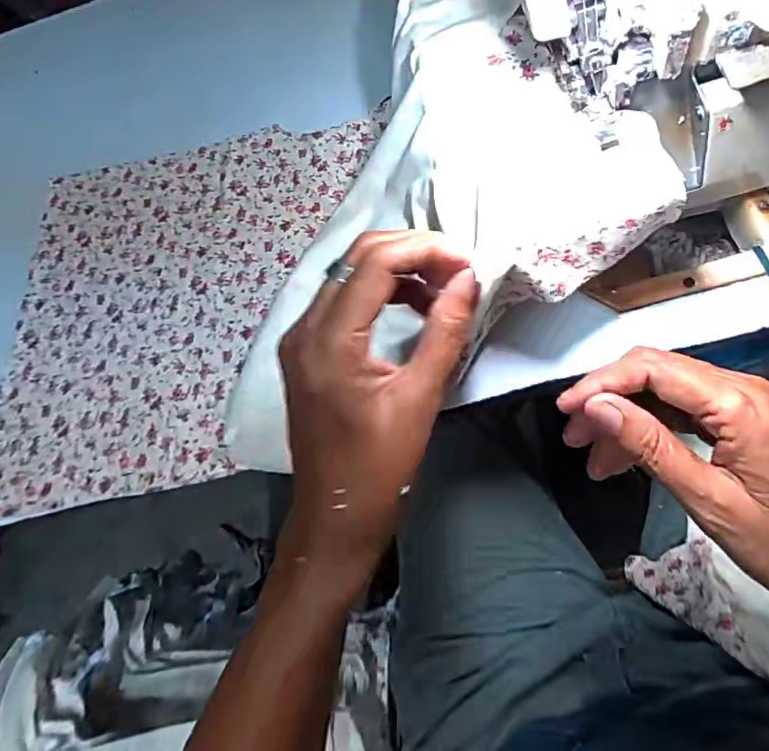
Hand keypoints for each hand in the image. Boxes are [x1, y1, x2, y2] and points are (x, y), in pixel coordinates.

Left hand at [278, 230, 478, 583]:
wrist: (334, 517)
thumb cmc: (378, 468)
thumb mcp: (420, 398)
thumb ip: (445, 331)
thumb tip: (468, 279)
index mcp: (328, 340)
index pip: (375, 264)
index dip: (424, 250)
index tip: (466, 261)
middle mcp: (304, 328)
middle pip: (357, 257)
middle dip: (411, 250)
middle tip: (457, 267)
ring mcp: (300, 337)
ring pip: (350, 273)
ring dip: (398, 268)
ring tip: (443, 285)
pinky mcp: (306, 348)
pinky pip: (344, 298)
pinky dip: (382, 290)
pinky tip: (415, 305)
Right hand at [557, 348, 768, 648]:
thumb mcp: (710, 502)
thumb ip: (650, 445)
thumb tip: (598, 406)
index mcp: (739, 403)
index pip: (652, 369)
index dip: (602, 384)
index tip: (567, 410)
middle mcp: (741, 389)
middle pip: (656, 374)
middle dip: (608, 400)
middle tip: (573, 436)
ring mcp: (742, 404)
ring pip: (664, 394)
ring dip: (625, 419)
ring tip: (592, 456)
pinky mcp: (741, 422)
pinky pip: (683, 413)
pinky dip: (650, 431)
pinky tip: (623, 458)